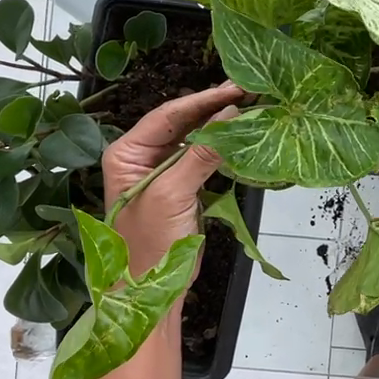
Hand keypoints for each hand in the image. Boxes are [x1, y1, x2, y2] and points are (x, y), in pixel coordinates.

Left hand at [101, 83, 242, 276]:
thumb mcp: (172, 195)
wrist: (152, 290)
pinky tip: (242, 136)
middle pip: (182, 123)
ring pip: (195, 139)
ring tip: (251, 106)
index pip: (167, 116)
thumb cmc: (149, 245)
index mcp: (127, 154)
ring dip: (221, 125)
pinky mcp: (183, 187)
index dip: (201, 100)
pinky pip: (204, 159)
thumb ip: (201, 155)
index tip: (234, 88)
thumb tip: (232, 117)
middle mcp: (142, 158)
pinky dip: (223, 147)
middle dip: (214, 108)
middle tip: (248, 91)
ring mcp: (163, 172)